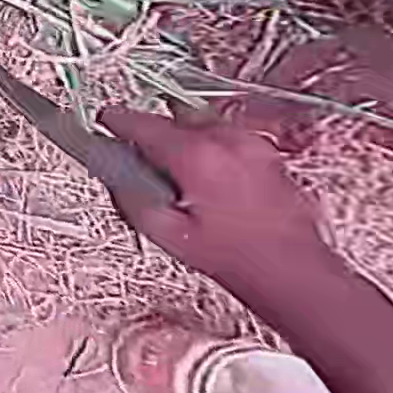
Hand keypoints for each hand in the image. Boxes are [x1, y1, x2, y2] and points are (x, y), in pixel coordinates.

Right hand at [99, 106, 349, 302]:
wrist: (295, 276)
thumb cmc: (231, 254)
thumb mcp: (154, 224)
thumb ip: (121, 186)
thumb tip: (105, 162)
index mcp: (194, 154)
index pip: (135, 120)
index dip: (109, 123)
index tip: (96, 126)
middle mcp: (229, 143)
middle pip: (169, 116)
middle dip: (145, 132)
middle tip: (129, 154)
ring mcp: (257, 150)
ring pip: (200, 123)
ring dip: (176, 136)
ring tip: (164, 164)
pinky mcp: (272, 160)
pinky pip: (226, 138)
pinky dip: (204, 146)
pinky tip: (197, 174)